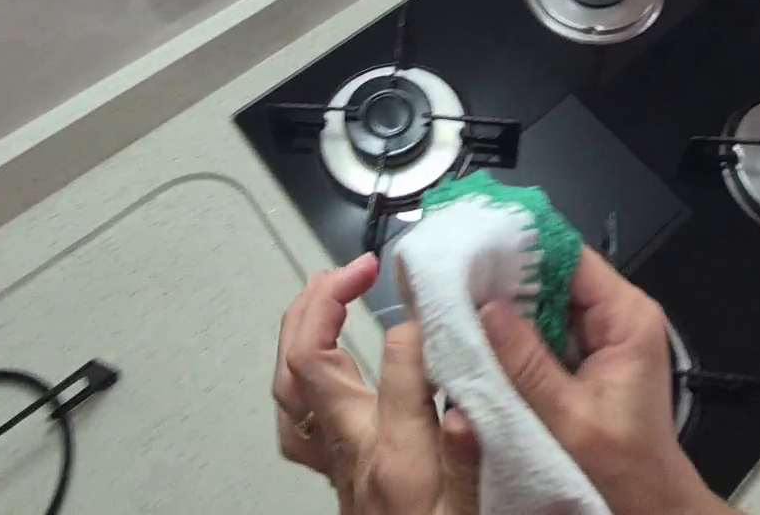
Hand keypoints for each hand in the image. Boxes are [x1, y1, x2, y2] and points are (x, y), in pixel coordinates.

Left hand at [274, 253, 479, 512]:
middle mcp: (351, 450)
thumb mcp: (471, 513)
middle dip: (324, 301)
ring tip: (327, 286)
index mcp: (394, 454)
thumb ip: (469, 460)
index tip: (439, 304)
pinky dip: (297, 367)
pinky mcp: (332, 465)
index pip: (396, 361)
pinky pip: (292, 411)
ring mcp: (334, 458)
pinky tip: (314, 348)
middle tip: (358, 268)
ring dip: (301, 324)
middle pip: (307, 363)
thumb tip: (464, 405)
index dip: (416, 322)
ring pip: (288, 382)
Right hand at [480, 248, 735, 514]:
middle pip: (554, 274)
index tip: (479, 249)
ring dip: (508, 307)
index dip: (525, 248)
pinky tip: (484, 336)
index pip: (570, 256)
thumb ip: (527, 362)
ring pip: (545, 300)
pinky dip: (516, 332)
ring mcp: (600, 331)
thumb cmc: (624, 469)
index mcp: (626, 315)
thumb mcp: (569, 418)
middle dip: (508, 280)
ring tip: (463, 305)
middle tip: (459, 282)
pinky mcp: (585, 352)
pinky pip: (545, 327)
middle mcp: (616, 312)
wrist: (649, 506)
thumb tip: (487, 307)